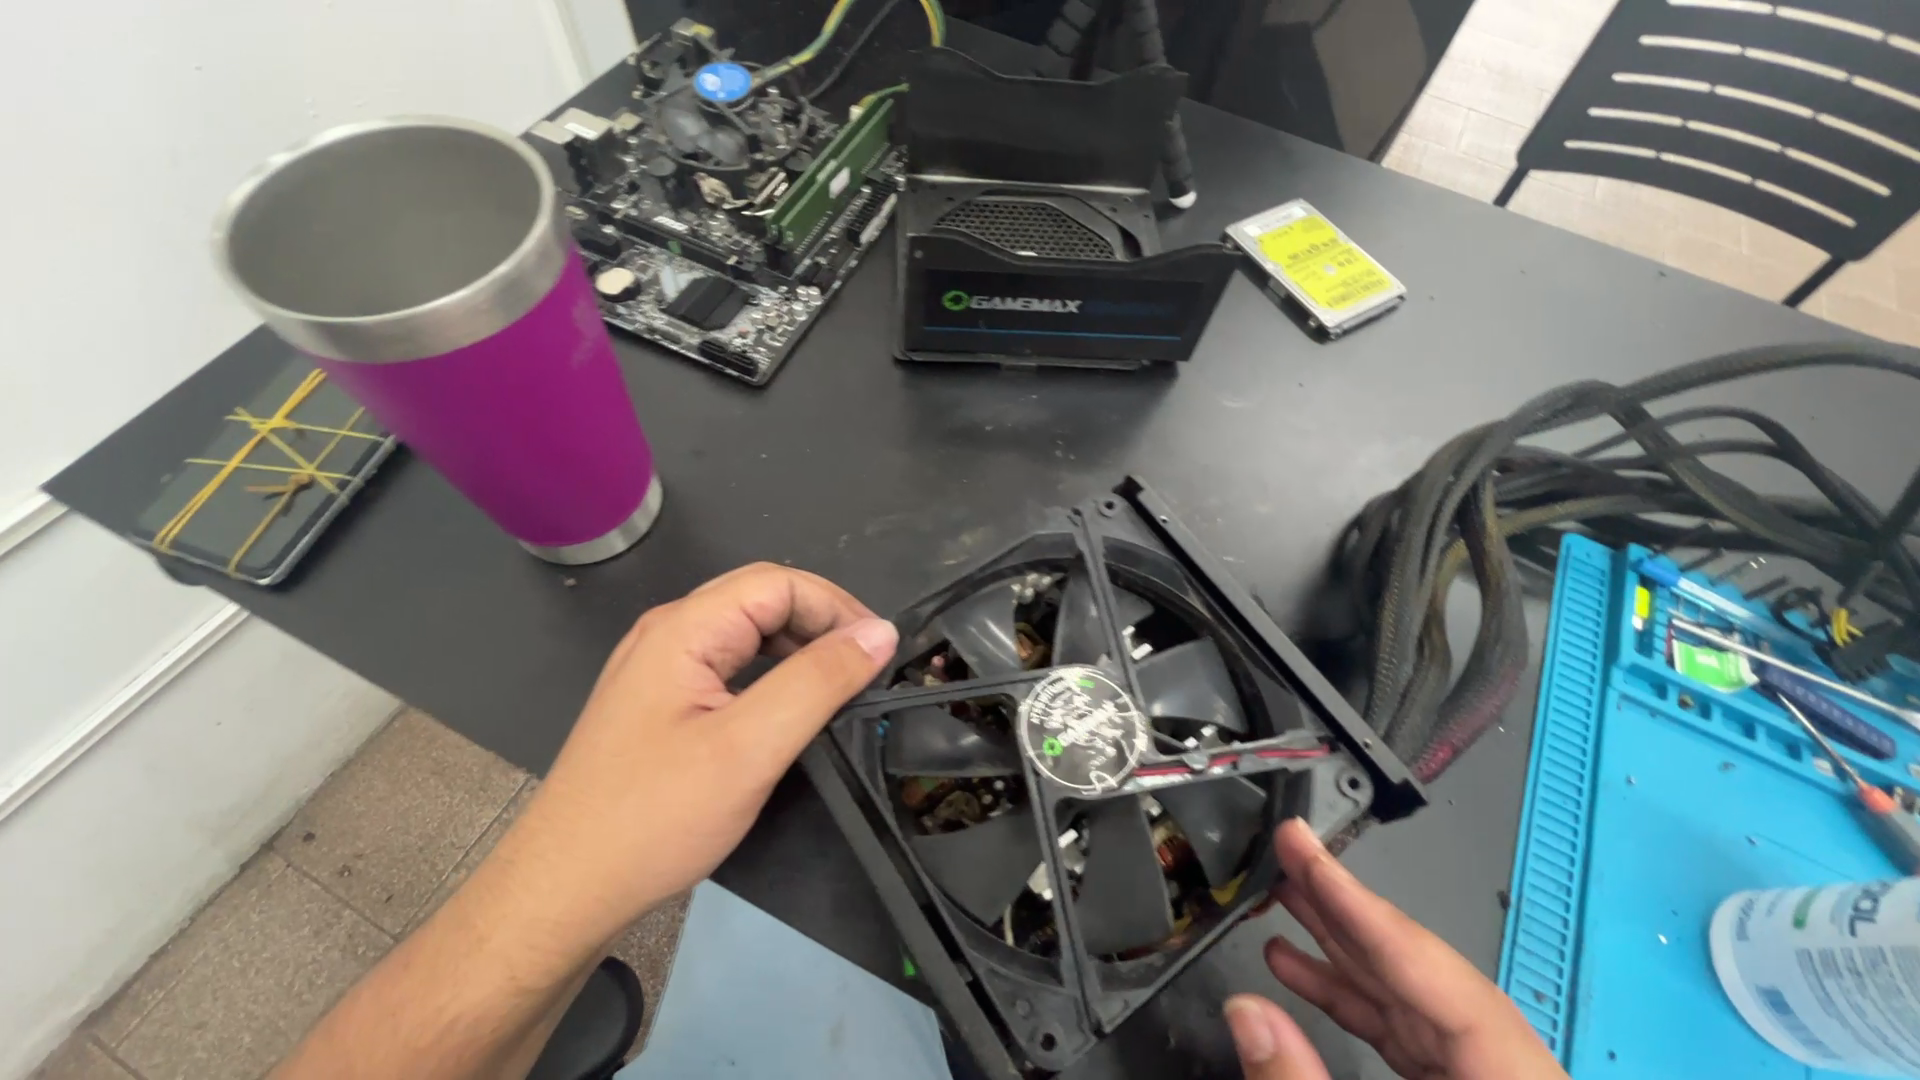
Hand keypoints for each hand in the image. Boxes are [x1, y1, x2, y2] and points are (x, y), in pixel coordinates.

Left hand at [507, 563, 898, 942]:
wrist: (564, 890)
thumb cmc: (656, 816)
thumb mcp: (750, 747)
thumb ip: (819, 682)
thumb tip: (879, 632)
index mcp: (683, 628)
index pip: (778, 583)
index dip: (836, 606)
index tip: (879, 653)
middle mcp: (666, 634)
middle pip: (760, 598)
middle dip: (822, 621)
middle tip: (866, 667)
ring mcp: (657, 669)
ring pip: (745, 631)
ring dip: (799, 645)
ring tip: (839, 683)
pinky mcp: (658, 703)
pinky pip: (727, 664)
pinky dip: (771, 671)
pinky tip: (789, 703)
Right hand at [1223, 819, 1567, 1079]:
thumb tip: (1242, 1009)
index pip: (1434, 967)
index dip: (1358, 900)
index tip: (1303, 844)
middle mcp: (1510, 1071)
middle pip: (1422, 969)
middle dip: (1343, 906)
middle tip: (1283, 849)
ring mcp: (1487, 1079)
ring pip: (1407, 995)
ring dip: (1336, 944)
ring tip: (1276, 896)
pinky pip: (1401, 1030)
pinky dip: (1346, 996)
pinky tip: (1293, 967)